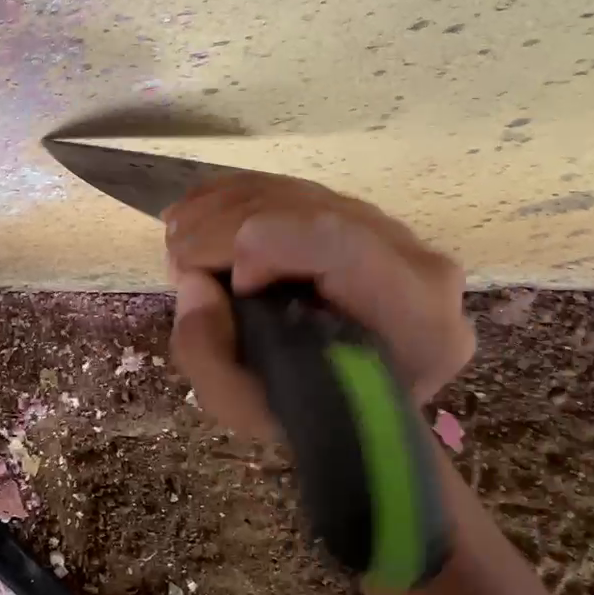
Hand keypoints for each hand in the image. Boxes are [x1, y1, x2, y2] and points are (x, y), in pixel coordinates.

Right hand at [163, 174, 474, 438]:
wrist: (345, 402)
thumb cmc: (304, 410)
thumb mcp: (243, 406)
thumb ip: (209, 354)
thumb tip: (195, 283)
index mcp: (414, 319)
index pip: (337, 240)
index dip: (261, 244)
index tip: (228, 286)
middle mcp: (413, 261)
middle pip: (298, 207)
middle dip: (218, 230)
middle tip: (179, 268)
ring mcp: (382, 229)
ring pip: (278, 191)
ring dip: (209, 212)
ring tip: (180, 251)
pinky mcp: (346, 211)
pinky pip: (274, 184)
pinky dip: (218, 198)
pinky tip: (191, 226)